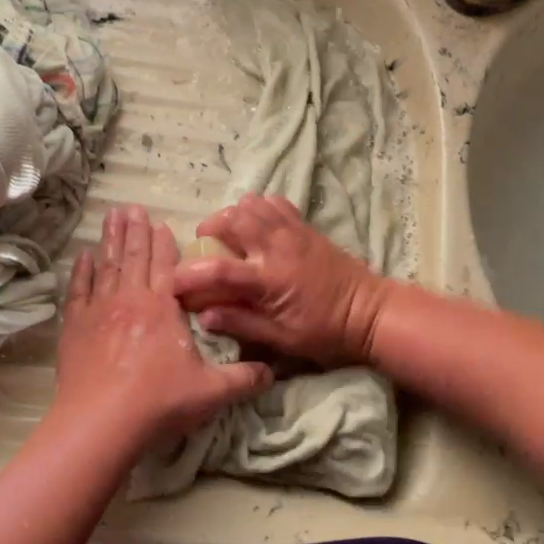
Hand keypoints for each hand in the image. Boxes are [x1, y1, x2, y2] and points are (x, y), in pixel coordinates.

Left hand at [54, 205, 273, 446]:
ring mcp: (99, 312)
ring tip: (111, 217)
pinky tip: (83, 257)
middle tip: (132, 207)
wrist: (101, 423)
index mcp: (163, 308)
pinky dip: (82, 271)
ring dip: (110, 240)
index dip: (164, 243)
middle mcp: (130, 300)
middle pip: (134, 257)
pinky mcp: (76, 328)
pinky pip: (79, 291)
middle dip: (135, 230)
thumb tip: (272, 374)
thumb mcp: (211, 392)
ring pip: (107, 266)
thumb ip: (243, 378)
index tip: (162, 223)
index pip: (166, 266)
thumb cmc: (159, 402)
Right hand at [171, 194, 390, 366]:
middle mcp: (278, 247)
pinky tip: (257, 230)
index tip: (173, 282)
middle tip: (205, 249)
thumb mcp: (282, 340)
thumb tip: (204, 315)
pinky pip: (274, 203)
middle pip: (233, 218)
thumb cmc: (326, 332)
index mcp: (270, 279)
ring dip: (233, 216)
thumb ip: (242, 324)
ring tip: (230, 238)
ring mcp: (293, 231)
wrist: (370, 312)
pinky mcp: (305, 226)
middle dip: (210, 230)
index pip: (219, 269)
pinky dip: (258, 209)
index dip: (190, 274)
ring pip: (252, 203)